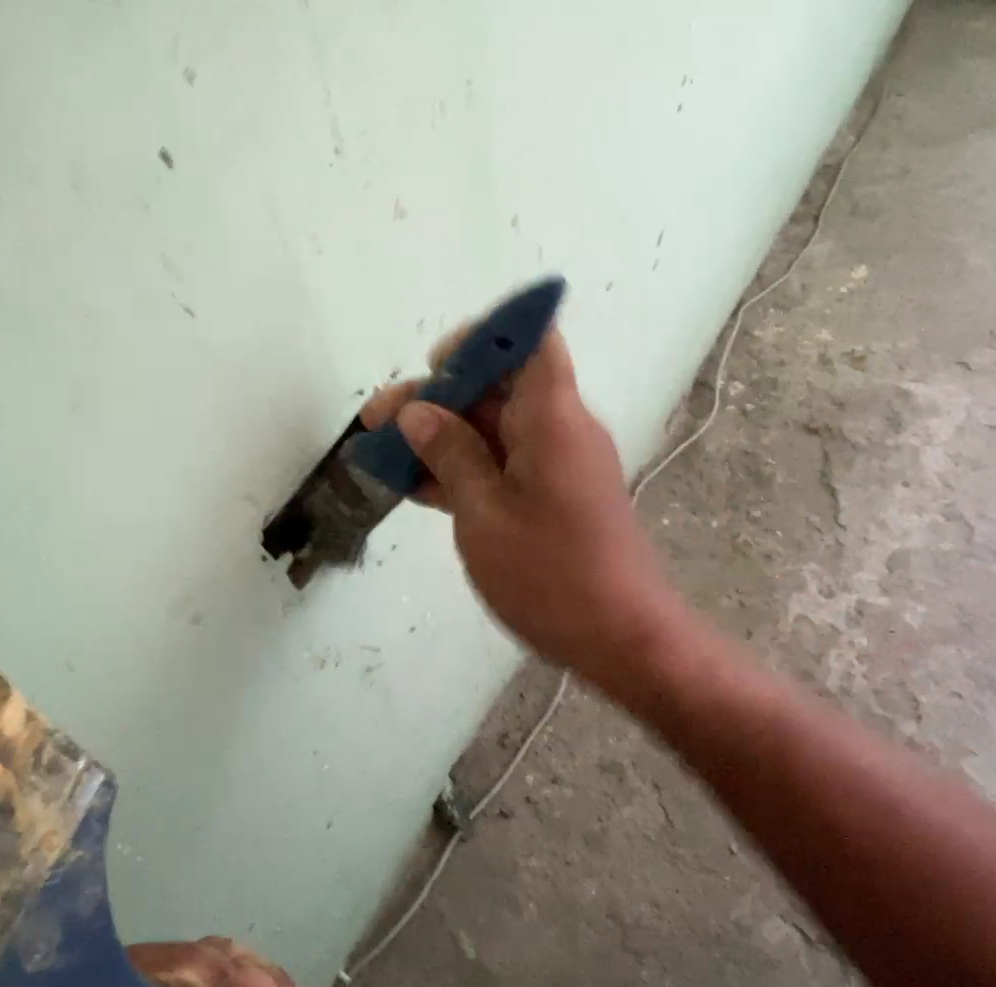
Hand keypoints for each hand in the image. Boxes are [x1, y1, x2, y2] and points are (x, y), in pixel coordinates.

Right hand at [361, 325, 684, 680]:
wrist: (620, 639)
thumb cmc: (550, 574)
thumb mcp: (484, 514)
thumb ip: (450, 456)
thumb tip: (418, 412)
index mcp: (551, 417)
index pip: (530, 340)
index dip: (483, 338)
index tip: (435, 364)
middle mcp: (558, 430)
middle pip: (496, 388)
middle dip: (435, 397)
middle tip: (376, 422)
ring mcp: (555, 466)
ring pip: (491, 430)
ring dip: (438, 438)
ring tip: (379, 455)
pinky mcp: (550, 499)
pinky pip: (501, 466)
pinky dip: (460, 471)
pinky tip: (412, 487)